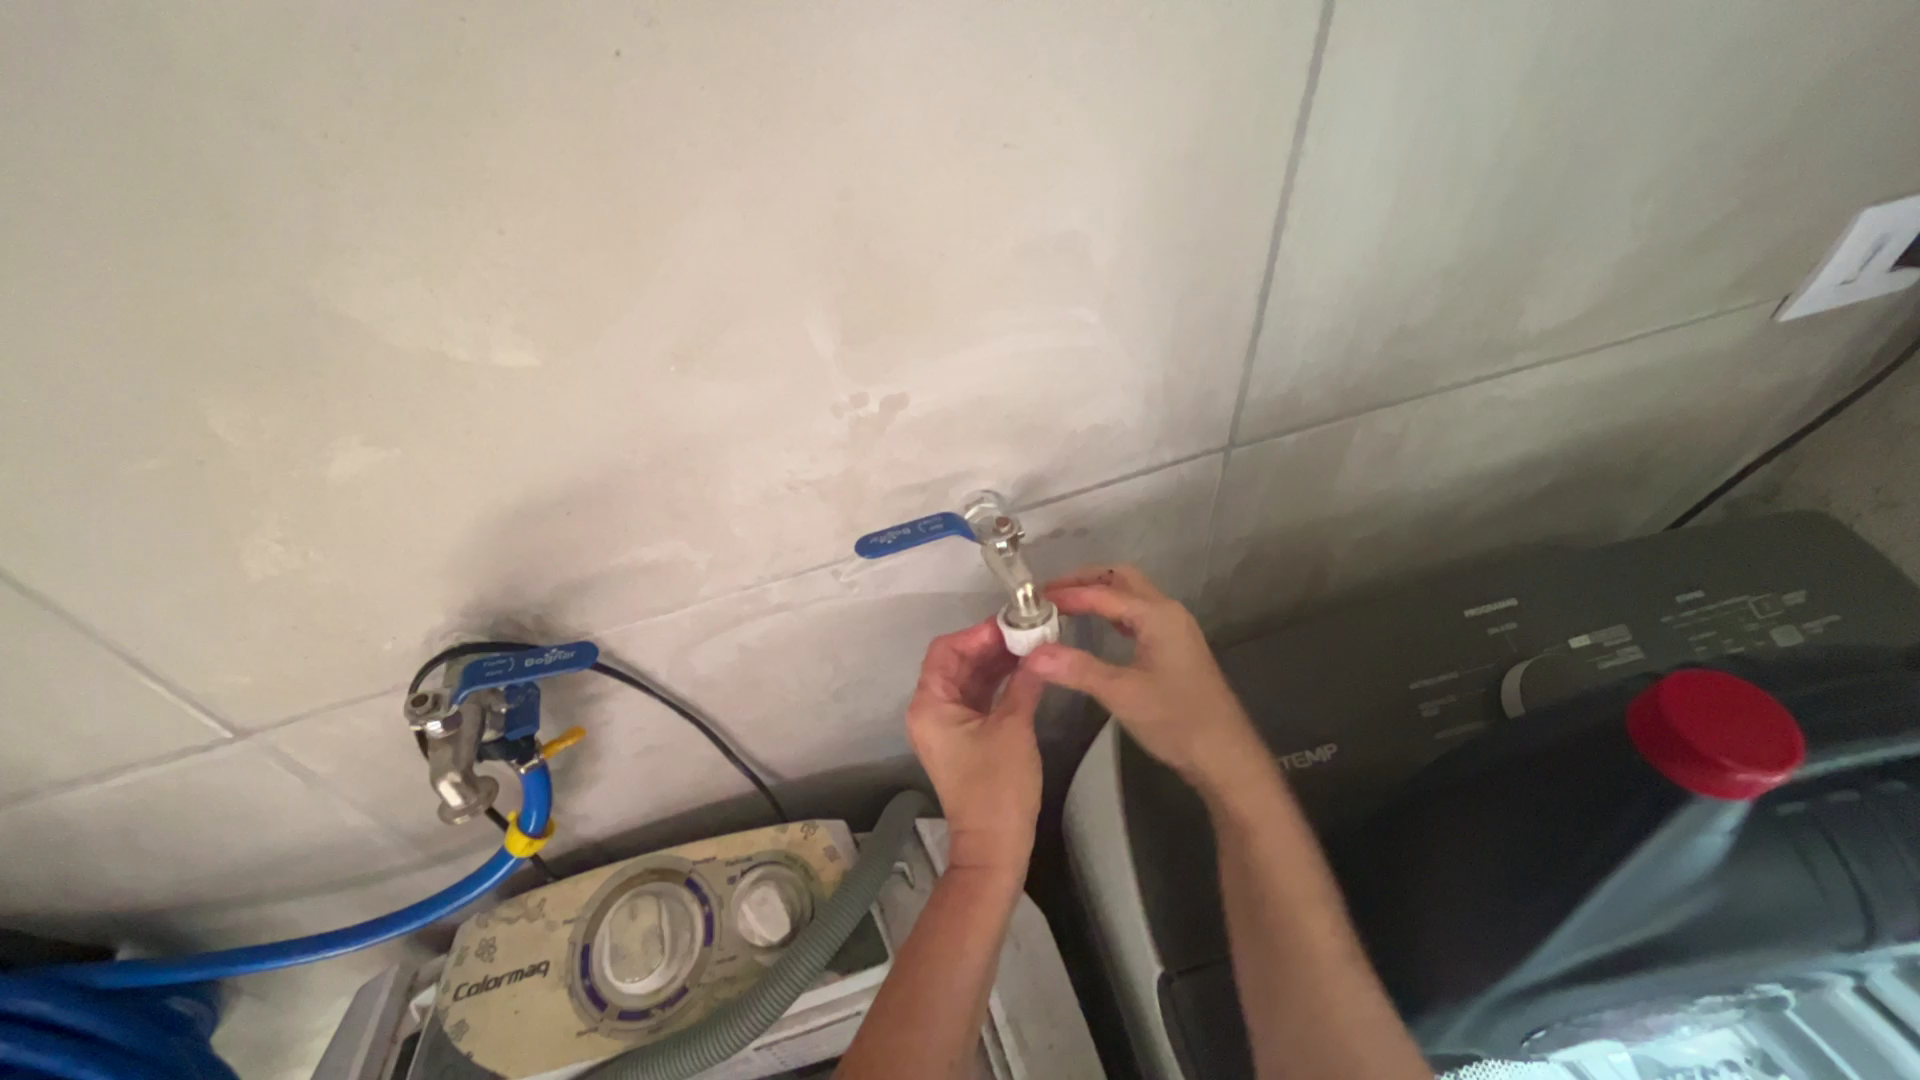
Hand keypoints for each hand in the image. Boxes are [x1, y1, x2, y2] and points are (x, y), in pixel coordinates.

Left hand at [906, 618, 1046, 876]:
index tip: (1012, 624)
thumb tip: (1041, 649)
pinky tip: (1026, 671)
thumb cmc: (997, 786)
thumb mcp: (1013, 728)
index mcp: (930, 704)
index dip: (978, 633)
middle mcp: (931, 710)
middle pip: (957, 662)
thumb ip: (1024, 682)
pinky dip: (998, 683)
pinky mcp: (964, 737)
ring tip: (1033, 645)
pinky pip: (978, 698)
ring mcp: (947, 725)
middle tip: (1029, 631)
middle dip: (991, 646)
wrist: (994, 844)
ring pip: (970, 679)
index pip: (946, 651)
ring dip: (997, 663)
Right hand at [1026, 565, 1260, 784]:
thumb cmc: (1176, 720)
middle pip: (1121, 579)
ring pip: (1131, 595)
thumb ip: (1077, 669)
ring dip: (1098, 593)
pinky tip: (1094, 627)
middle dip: (1083, 580)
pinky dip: (1111, 612)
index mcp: (1157, 615)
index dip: (1066, 595)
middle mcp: (1167, 612)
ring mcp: (1173, 629)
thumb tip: (1032, 655)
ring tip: (1063, 607)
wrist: (1224, 754)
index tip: (1031, 602)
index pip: (1103, 593)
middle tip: (1047, 595)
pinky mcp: (1174, 646)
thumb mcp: (1121, 694)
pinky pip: (1137, 614)